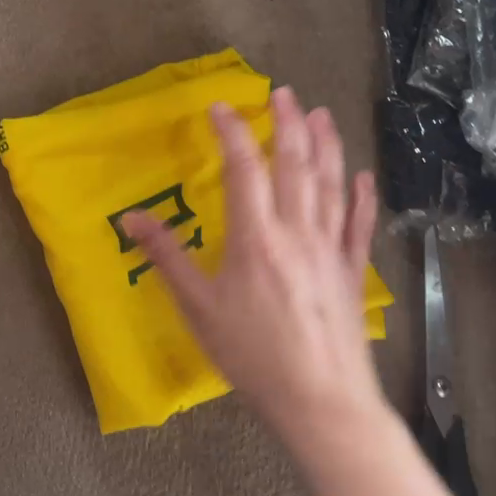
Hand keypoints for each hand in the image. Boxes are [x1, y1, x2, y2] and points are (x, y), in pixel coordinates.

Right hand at [125, 88, 383, 435]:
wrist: (322, 403)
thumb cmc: (253, 355)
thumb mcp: (198, 307)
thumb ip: (167, 257)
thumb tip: (132, 217)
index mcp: (255, 237)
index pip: (244, 169)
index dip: (232, 132)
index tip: (219, 106)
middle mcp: (297, 232)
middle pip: (296, 166)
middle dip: (288, 124)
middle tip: (283, 92)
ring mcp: (332, 251)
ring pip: (331, 186)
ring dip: (326, 146)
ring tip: (321, 114)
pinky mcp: (354, 274)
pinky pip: (359, 226)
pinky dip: (362, 197)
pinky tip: (363, 176)